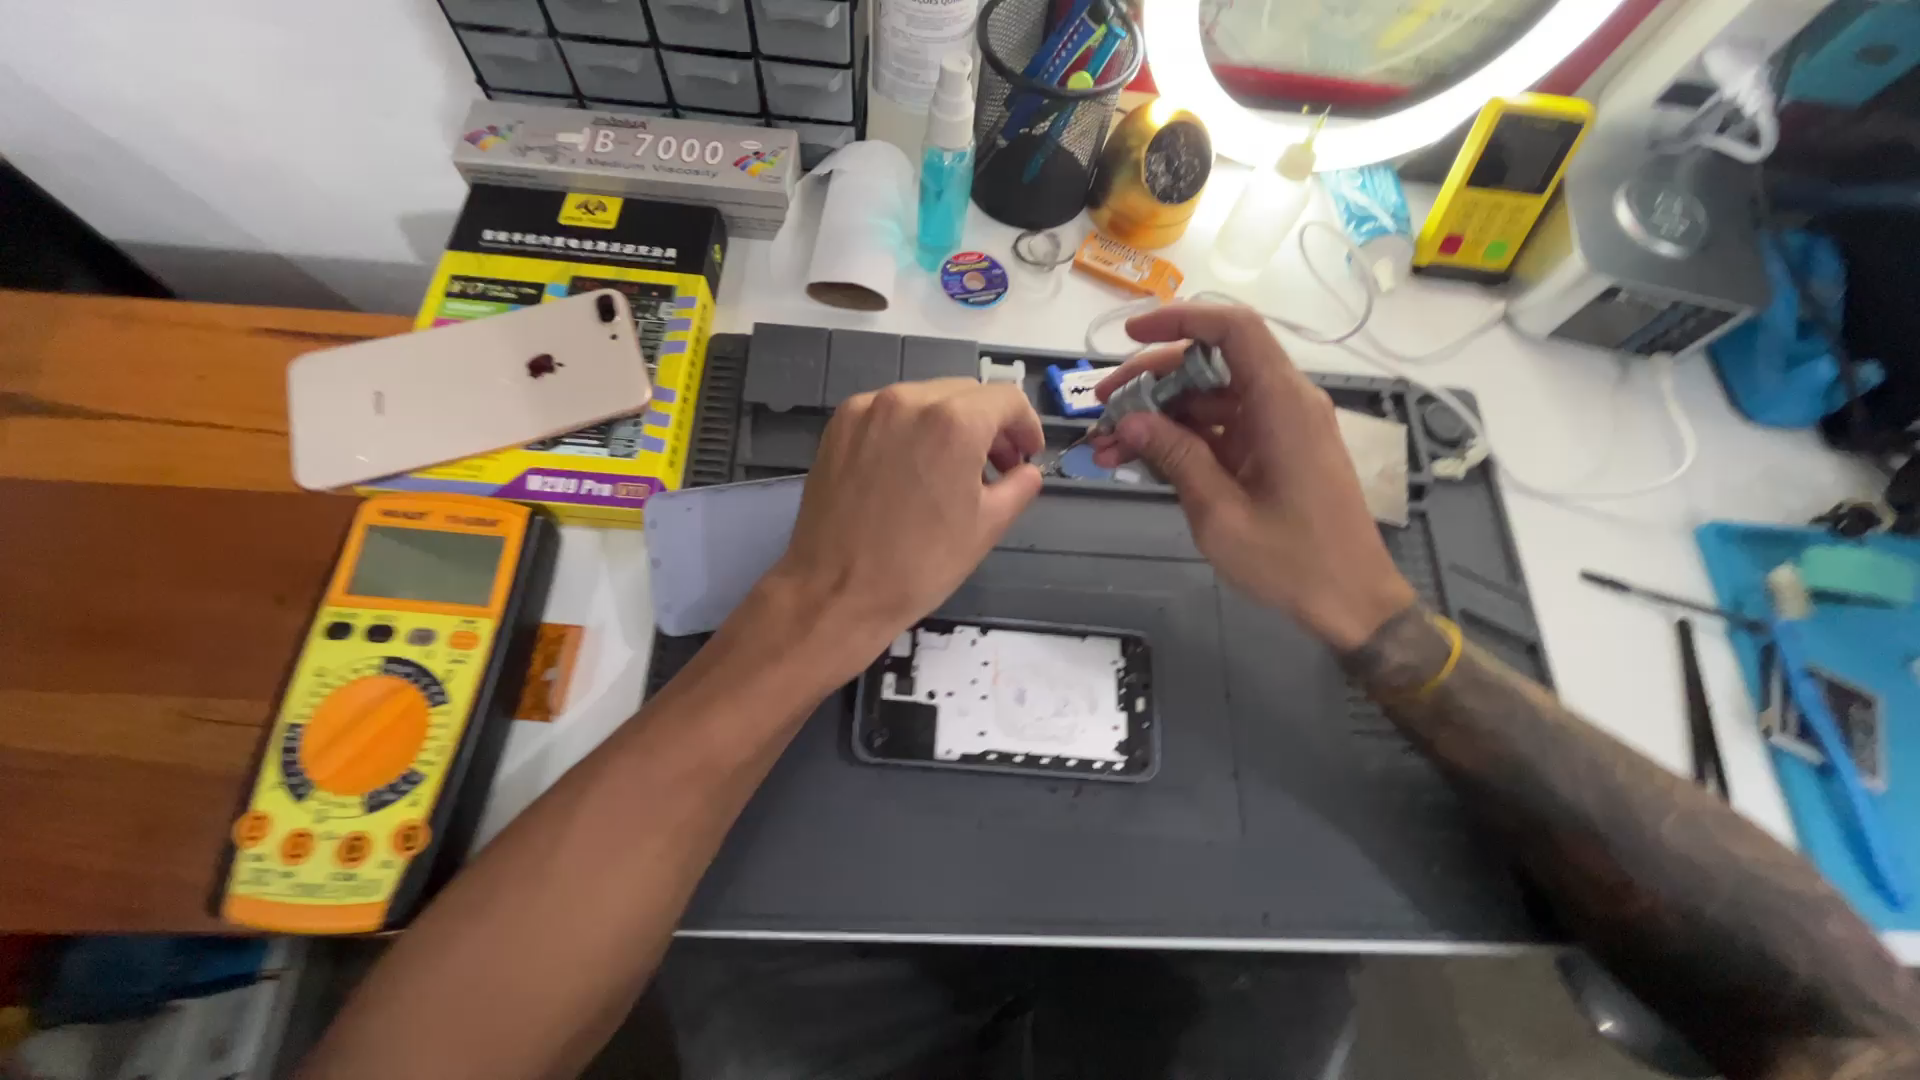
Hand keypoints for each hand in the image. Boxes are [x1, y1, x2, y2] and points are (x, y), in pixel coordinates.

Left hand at [758, 378, 1044, 677]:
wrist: (837, 591)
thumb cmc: (919, 564)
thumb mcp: (987, 527)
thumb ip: (1020, 486)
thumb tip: (1025, 471)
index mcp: (953, 422)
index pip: (1006, 399)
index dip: (1027, 425)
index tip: (1026, 454)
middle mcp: (909, 399)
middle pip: (966, 394)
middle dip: (990, 425)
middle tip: (996, 467)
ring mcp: (867, 409)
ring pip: (926, 398)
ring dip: (949, 424)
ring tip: (951, 470)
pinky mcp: (839, 425)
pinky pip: (889, 412)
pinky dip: (910, 429)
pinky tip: (910, 469)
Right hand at [1091, 304, 1414, 651]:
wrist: (1351, 601)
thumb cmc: (1292, 561)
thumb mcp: (1220, 513)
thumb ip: (1176, 458)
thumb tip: (1130, 420)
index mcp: (1282, 404)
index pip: (1233, 330)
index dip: (1179, 320)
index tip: (1129, 335)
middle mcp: (1283, 403)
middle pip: (1209, 365)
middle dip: (1150, 380)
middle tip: (1102, 409)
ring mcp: (1277, 427)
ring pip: (1207, 399)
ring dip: (1157, 417)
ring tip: (1108, 447)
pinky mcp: (1271, 451)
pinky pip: (1218, 429)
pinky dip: (1179, 440)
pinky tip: (1138, 461)